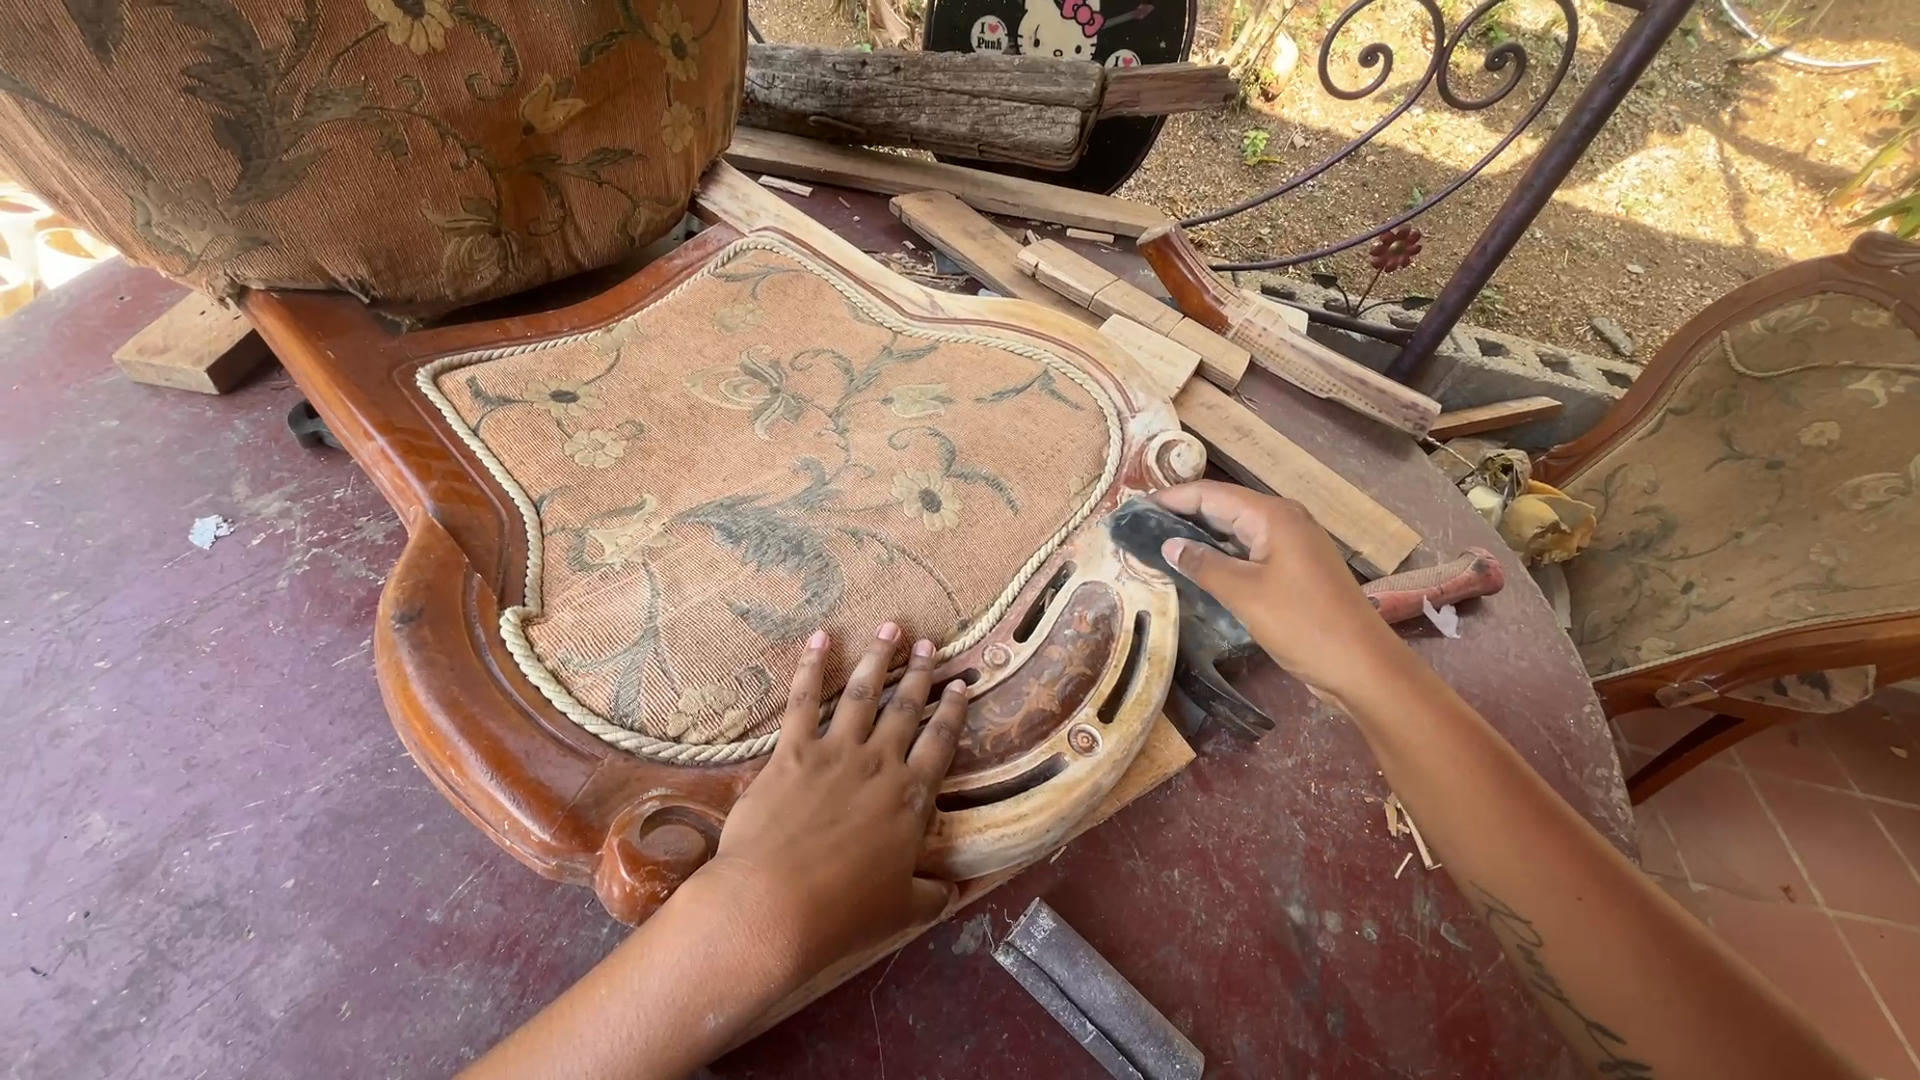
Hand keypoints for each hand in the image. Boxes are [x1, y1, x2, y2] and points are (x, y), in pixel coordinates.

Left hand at [698, 622, 969, 980]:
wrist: (775, 904)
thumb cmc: (843, 912)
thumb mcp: (901, 910)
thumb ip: (930, 894)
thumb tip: (953, 891)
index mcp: (909, 798)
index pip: (940, 743)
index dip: (952, 711)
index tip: (960, 683)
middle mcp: (879, 764)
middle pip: (905, 708)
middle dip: (920, 673)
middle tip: (929, 643)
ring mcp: (835, 752)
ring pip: (863, 694)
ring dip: (878, 658)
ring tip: (890, 627)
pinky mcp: (793, 751)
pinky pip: (804, 700)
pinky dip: (811, 666)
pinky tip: (820, 638)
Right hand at [1151, 480, 1408, 698]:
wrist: (1362, 665)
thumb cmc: (1303, 623)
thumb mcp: (1244, 593)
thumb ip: (1203, 564)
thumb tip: (1168, 543)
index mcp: (1273, 516)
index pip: (1211, 494)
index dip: (1172, 497)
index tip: (1134, 506)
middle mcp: (1283, 520)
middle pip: (1223, 507)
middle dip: (1183, 514)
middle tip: (1139, 525)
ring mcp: (1291, 545)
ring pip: (1235, 531)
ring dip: (1200, 536)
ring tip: (1158, 543)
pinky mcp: (1294, 569)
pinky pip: (1249, 551)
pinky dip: (1221, 555)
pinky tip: (1197, 568)